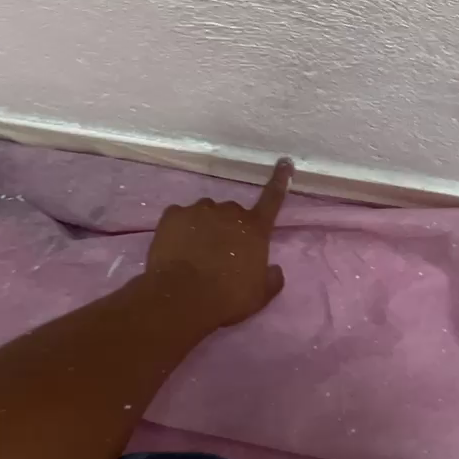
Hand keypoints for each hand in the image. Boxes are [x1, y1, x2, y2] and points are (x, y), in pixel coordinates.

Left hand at [144, 158, 292, 329]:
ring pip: (206, 213)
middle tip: (220, 253)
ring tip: (194, 253)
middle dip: (229, 228)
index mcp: (255, 228)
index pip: (273, 198)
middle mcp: (229, 211)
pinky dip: (180, 229)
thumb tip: (275, 270)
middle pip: (232, 212)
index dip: (280, 179)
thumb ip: (271, 279)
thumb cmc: (227, 297)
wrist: (181, 297)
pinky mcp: (174, 215)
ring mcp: (200, 210)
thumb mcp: (259, 295)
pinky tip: (175, 248)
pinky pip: (180, 217)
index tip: (284, 161)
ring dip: (204, 227)